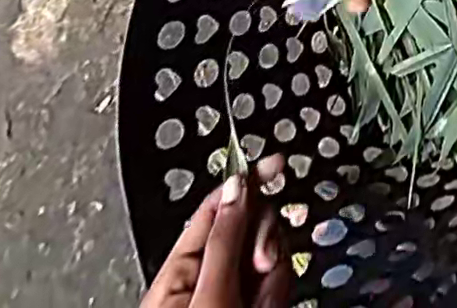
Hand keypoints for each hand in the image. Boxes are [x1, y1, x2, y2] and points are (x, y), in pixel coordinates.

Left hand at [139, 157, 291, 307]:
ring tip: (260, 305)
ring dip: (273, 280)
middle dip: (265, 244)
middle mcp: (205, 278)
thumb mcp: (210, 296)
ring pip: (271, 256)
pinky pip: (276, 282)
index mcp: (180, 272)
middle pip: (252, 226)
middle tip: (261, 269)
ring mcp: (228, 294)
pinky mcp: (249, 305)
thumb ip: (225, 238)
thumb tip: (236, 183)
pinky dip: (276, 295)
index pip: (218, 205)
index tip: (277, 163)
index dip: (249, 179)